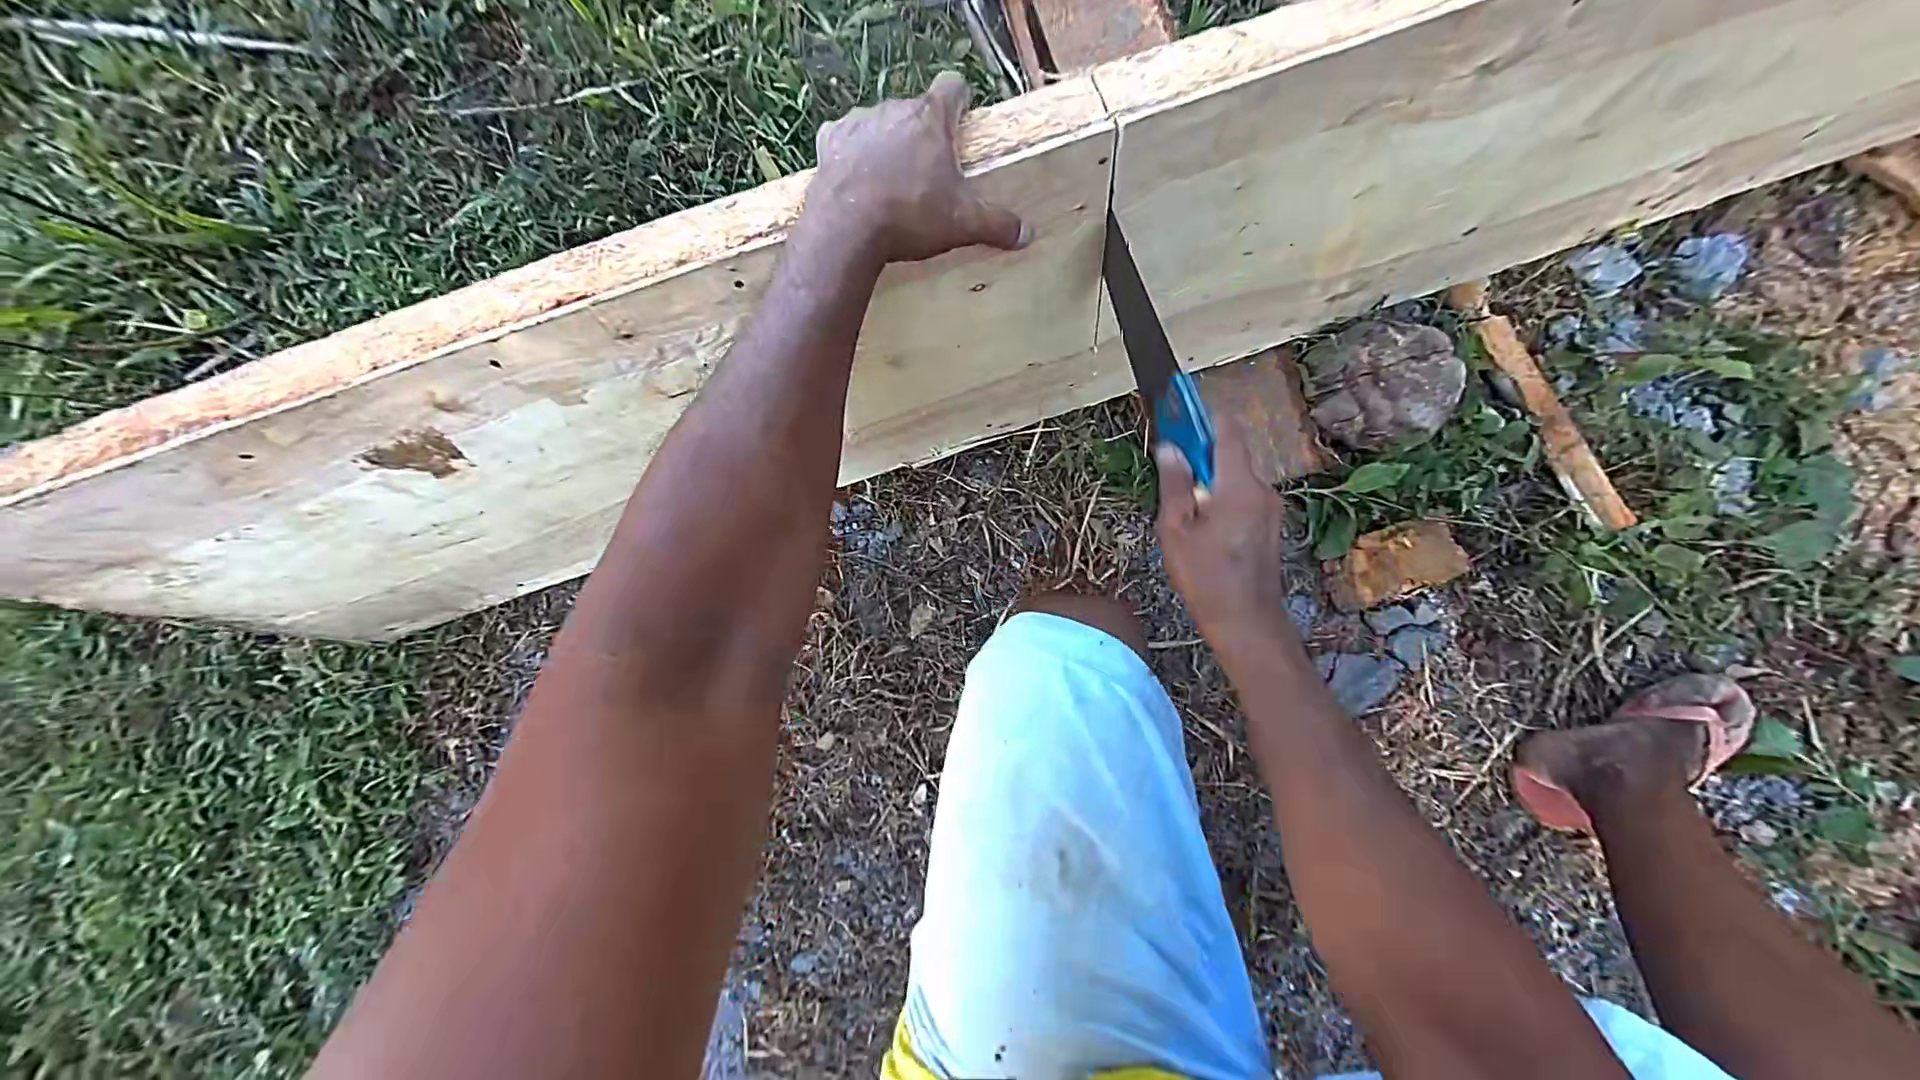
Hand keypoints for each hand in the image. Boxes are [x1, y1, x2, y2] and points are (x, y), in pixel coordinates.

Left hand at [800, 71, 1028, 265]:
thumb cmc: (911, 216)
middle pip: (916, 111)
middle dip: (924, 136)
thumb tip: (1026, 235)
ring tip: (893, 186)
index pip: (954, 87)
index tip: (963, 120)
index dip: (961, 102)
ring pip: (882, 125)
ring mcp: (859, 122)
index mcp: (932, 118)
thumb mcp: (963, 223)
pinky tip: (860, 184)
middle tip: (929, 174)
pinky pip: (847, 141)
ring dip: (889, 147)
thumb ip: (997, 224)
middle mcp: (895, 108)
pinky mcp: (830, 141)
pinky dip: (855, 158)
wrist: (848, 227)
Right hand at [1156, 419, 1294, 648]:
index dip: (1202, 415)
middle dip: (1199, 454)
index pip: (1226, 431)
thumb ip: (1174, 484)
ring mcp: (1271, 508)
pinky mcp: (1270, 524)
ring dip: (1209, 480)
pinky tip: (1203, 526)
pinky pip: (1243, 497)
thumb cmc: (1206, 578)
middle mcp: (1262, 489)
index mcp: (1239, 486)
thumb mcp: (1177, 529)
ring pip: (1235, 477)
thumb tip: (1169, 448)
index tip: (1179, 409)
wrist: (1247, 621)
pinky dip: (1221, 497)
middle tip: (1170, 471)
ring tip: (1183, 510)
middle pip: (1230, 454)